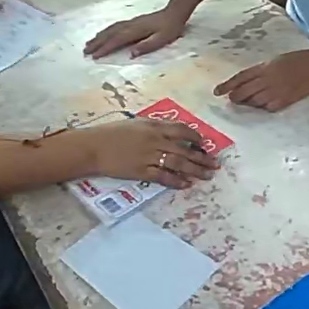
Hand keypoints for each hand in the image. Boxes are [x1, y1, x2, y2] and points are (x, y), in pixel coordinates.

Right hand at [70, 117, 219, 188]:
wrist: (94, 147)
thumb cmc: (111, 133)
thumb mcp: (135, 123)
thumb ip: (153, 127)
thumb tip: (169, 132)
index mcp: (154, 126)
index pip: (182, 130)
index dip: (196, 138)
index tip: (204, 144)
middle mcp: (155, 140)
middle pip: (185, 150)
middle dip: (202, 158)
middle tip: (214, 165)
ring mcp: (149, 156)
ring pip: (179, 163)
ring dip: (195, 170)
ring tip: (206, 176)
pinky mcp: (142, 171)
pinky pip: (164, 176)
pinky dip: (177, 181)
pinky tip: (186, 184)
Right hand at [83, 7, 188, 59]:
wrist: (175, 12)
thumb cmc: (171, 27)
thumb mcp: (162, 39)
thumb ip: (146, 46)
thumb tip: (131, 54)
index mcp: (136, 30)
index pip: (117, 40)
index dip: (105, 48)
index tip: (94, 56)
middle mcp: (130, 25)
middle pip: (110, 34)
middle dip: (97, 43)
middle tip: (85, 51)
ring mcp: (131, 22)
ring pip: (111, 29)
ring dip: (99, 36)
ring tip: (89, 44)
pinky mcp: (133, 21)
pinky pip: (115, 26)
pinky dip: (106, 31)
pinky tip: (103, 34)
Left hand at [214, 48, 308, 111]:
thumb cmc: (299, 60)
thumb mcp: (276, 60)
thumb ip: (261, 70)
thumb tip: (248, 81)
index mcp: (264, 66)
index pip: (240, 77)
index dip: (227, 85)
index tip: (216, 92)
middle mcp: (267, 79)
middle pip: (243, 92)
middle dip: (235, 97)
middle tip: (232, 99)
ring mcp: (275, 91)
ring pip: (253, 102)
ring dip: (248, 103)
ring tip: (248, 102)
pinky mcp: (283, 102)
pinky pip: (266, 108)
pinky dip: (262, 108)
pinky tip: (263, 105)